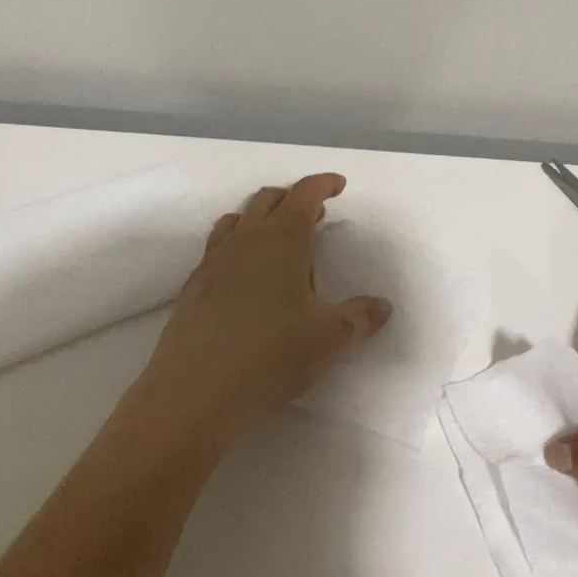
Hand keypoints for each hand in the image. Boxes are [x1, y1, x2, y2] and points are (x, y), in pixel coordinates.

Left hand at [135, 173, 391, 438]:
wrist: (194, 391)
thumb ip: (359, 317)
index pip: (304, 194)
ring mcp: (215, 261)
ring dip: (263, 218)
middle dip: (294, 198)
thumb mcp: (329, 338)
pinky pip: (219, 247)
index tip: (338, 185)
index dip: (322, 185)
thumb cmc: (270, 354)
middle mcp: (246, 240)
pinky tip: (247, 275)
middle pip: (269, 199)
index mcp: (283, 239)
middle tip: (316, 214)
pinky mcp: (194, 287)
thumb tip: (383, 305)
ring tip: (280, 238)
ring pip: (239, 219)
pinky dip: (239, 244)